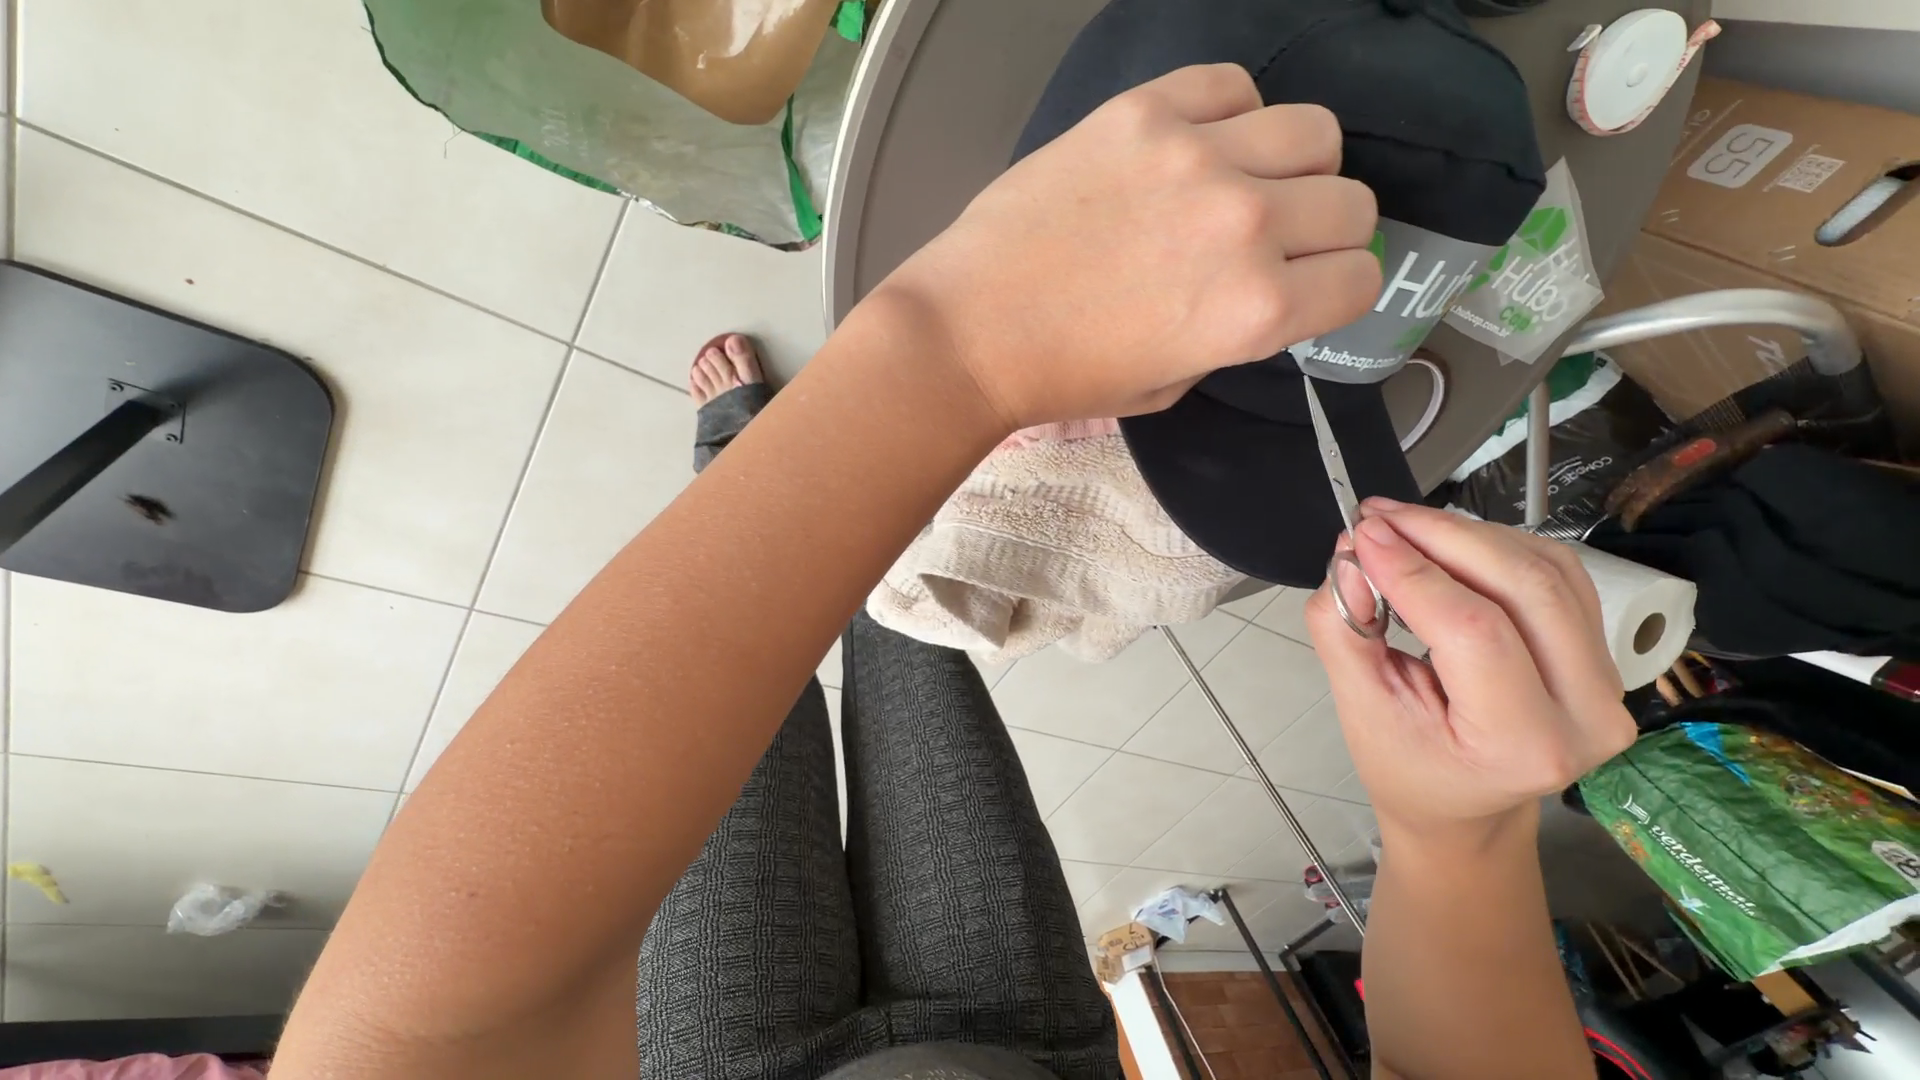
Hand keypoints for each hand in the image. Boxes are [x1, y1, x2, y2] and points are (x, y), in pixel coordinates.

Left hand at [867, 63, 1381, 429]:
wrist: (970, 333)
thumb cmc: (1063, 377)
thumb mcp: (1170, 385)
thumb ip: (1232, 335)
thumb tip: (1261, 291)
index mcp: (1255, 311)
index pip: (1360, 279)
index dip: (1337, 291)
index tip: (1306, 290)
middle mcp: (1243, 225)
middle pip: (1350, 202)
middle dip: (1323, 232)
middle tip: (1272, 243)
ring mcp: (1194, 157)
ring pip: (1311, 131)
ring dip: (1292, 166)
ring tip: (1240, 187)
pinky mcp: (1141, 114)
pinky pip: (1230, 84)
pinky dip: (1230, 115)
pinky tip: (1195, 147)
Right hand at [1305, 502, 1635, 845]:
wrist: (1464, 807)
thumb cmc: (1406, 769)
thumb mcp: (1359, 711)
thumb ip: (1345, 634)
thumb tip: (1350, 560)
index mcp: (1524, 744)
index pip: (1473, 631)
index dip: (1413, 571)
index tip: (1360, 533)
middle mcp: (1588, 713)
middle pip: (1526, 587)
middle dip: (1445, 535)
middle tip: (1378, 515)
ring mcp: (1610, 683)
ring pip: (1548, 570)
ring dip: (1469, 533)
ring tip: (1403, 524)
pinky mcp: (1605, 656)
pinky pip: (1559, 575)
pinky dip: (1496, 545)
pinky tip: (1446, 543)